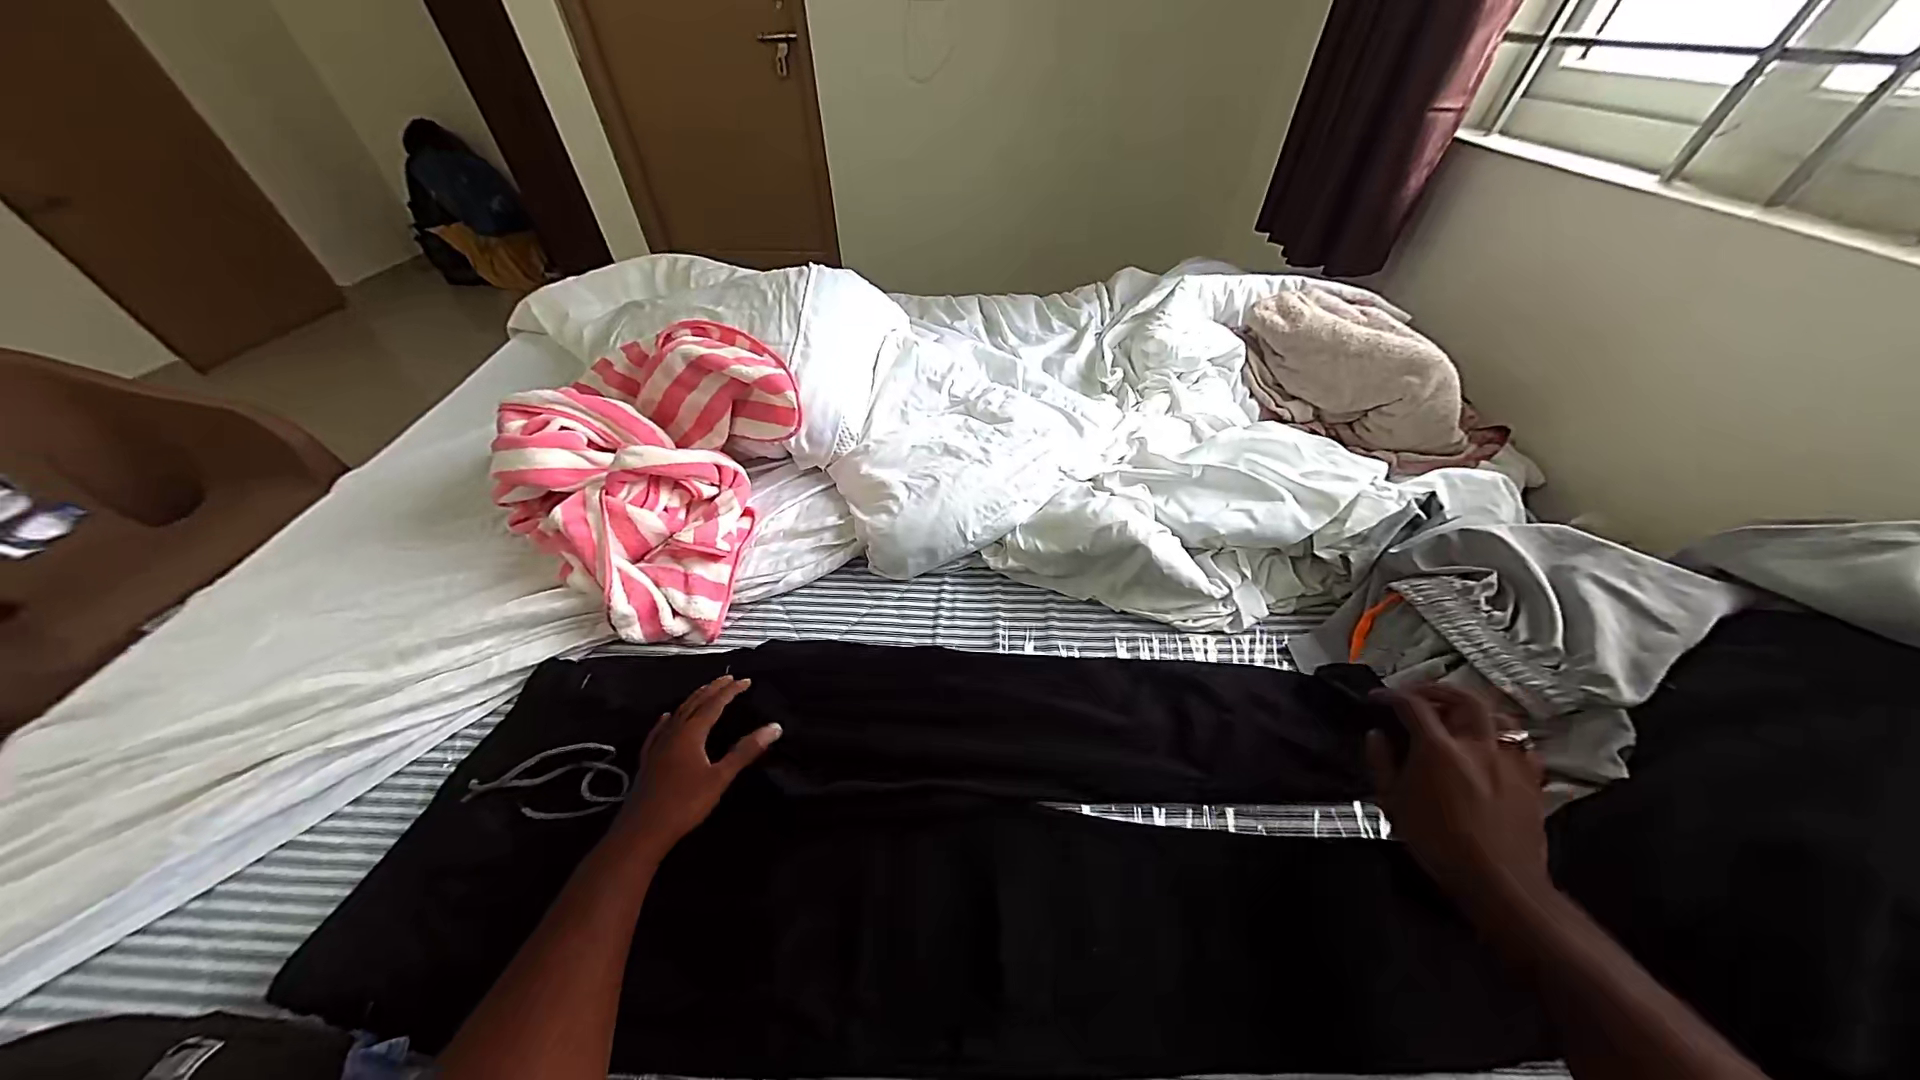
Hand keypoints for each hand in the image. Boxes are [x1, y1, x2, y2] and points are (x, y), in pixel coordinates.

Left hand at [610, 675, 780, 857]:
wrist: (642, 831)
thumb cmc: (684, 804)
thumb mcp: (720, 777)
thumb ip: (746, 751)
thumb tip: (774, 728)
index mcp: (690, 734)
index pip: (714, 704)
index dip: (730, 691)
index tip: (746, 681)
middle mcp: (673, 734)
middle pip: (694, 704)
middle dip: (712, 689)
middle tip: (727, 678)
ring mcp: (657, 746)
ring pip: (677, 714)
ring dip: (693, 700)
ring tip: (704, 691)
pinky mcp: (648, 760)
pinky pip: (659, 731)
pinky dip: (667, 720)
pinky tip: (666, 718)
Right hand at [1367, 683, 1550, 914]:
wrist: (1498, 881)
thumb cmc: (1436, 841)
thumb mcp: (1393, 801)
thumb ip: (1382, 761)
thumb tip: (1377, 734)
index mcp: (1438, 749)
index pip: (1412, 705)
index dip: (1391, 695)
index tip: (1378, 698)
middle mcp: (1477, 746)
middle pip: (1462, 698)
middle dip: (1436, 689)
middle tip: (1417, 694)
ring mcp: (1509, 761)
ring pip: (1497, 716)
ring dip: (1472, 709)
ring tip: (1456, 715)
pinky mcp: (1531, 780)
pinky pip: (1520, 745)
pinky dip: (1501, 737)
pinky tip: (1490, 747)